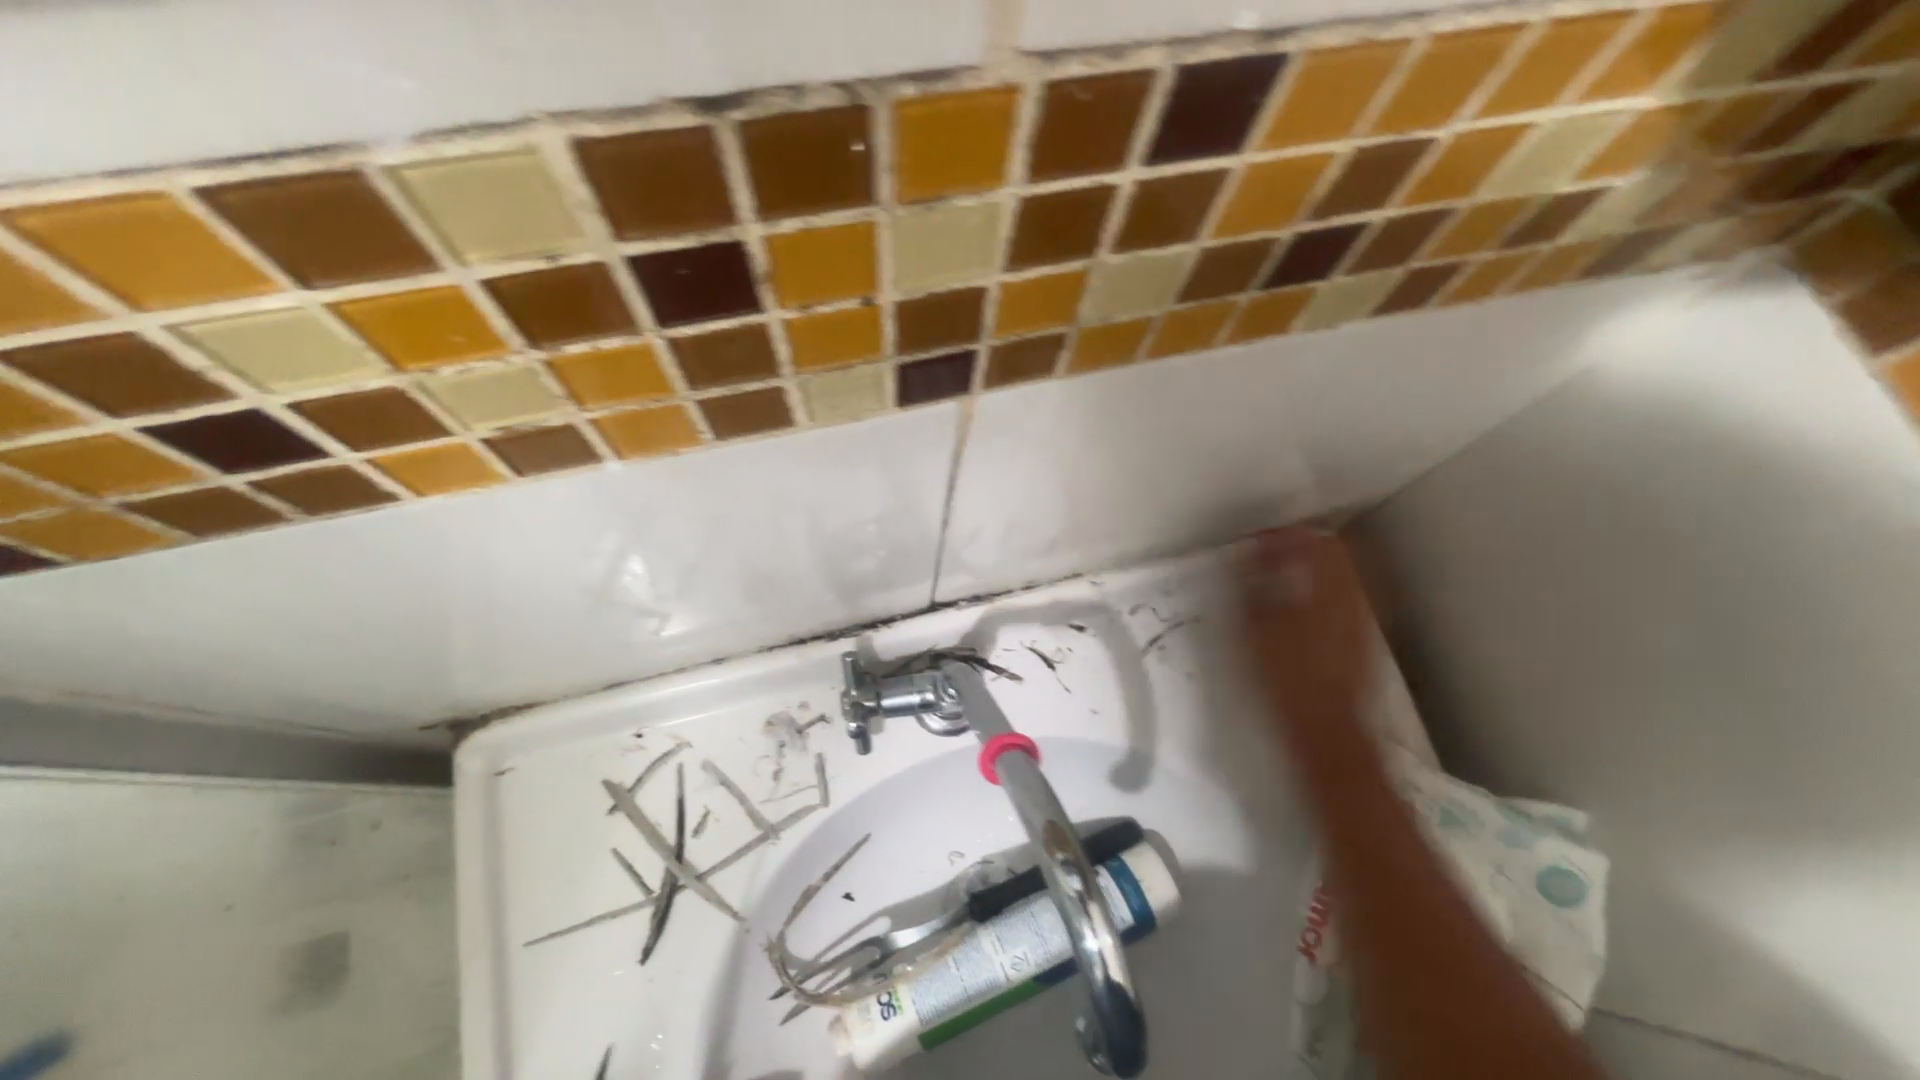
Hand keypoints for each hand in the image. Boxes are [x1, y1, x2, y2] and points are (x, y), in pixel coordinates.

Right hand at [1240, 527, 1375, 745]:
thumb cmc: (1285, 680)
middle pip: (1337, 552)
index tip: (1258, 540)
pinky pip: (1349, 598)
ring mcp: (1366, 619)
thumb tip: (1252, 550)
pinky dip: (1327, 592)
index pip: (1315, 539)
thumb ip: (1252, 582)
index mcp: (1330, 586)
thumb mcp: (1254, 627)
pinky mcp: (1364, 641)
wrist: (1327, 735)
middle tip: (1272, 553)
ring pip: (1346, 575)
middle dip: (1304, 546)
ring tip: (1285, 578)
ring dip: (1317, 568)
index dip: (1285, 533)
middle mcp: (1357, 595)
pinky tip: (1304, 609)